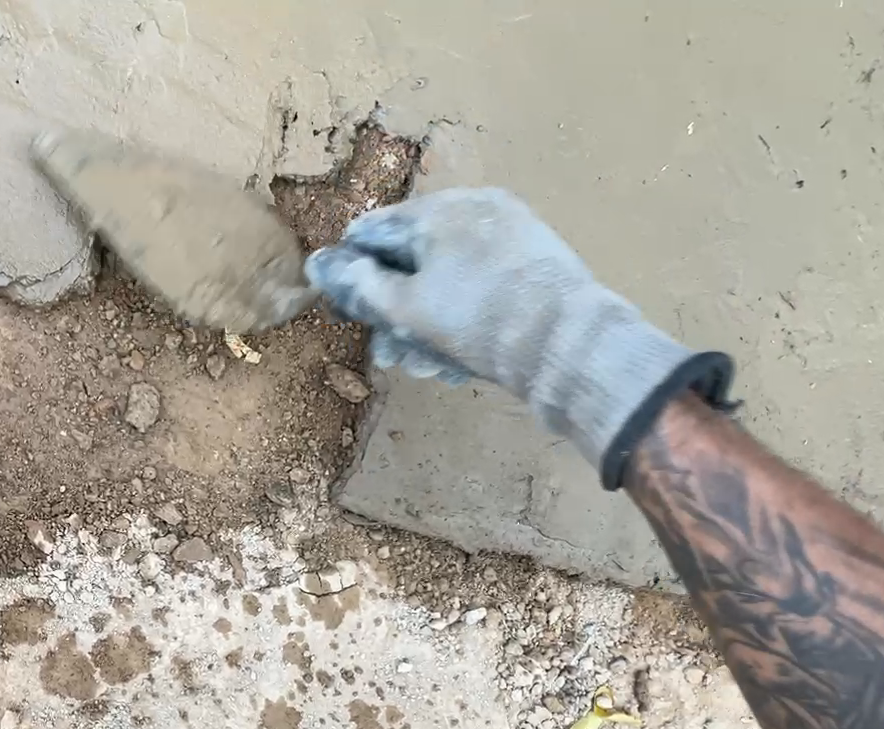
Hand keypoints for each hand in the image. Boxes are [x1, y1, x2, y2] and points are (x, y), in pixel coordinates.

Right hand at [305, 188, 731, 488]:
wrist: (567, 346)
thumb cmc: (472, 323)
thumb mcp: (400, 308)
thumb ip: (355, 284)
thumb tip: (317, 263)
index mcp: (437, 211)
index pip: (368, 234)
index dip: (350, 276)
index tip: (350, 316)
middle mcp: (473, 209)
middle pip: (407, 259)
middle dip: (391, 311)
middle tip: (392, 353)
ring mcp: (507, 232)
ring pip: (441, 278)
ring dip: (422, 324)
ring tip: (427, 364)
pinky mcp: (531, 260)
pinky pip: (475, 284)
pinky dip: (458, 317)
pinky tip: (459, 356)